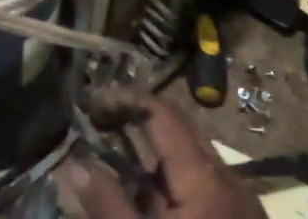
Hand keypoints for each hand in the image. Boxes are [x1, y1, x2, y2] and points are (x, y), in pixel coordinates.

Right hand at [57, 93, 267, 218]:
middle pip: (177, 131)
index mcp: (207, 180)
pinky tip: (136, 199)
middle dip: (133, 122)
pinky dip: (162, 184)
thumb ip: (105, 205)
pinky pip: (195, 191)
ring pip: (186, 161)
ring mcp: (237, 210)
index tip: (85, 102)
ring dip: (145, 154)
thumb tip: (71, 161)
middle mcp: (228, 184)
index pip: (162, 114)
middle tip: (90, 123)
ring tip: (104, 157)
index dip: (122, 100)